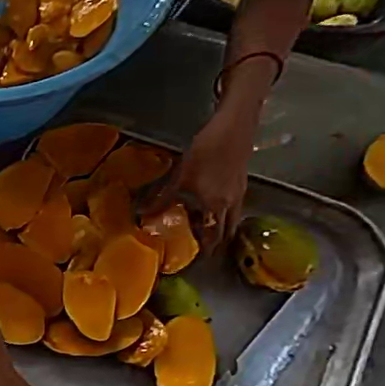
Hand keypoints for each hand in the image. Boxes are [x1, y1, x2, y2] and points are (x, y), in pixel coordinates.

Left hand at [161, 105, 254, 251]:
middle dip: (215, 242)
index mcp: (217, 205)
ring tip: (203, 234)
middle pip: (225, 229)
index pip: (213, 235)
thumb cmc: (207, 151)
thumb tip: (143, 216)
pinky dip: (222, 213)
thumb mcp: (180, 177)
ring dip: (219, 228)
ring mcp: (240, 191)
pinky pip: (233, 205)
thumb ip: (163, 199)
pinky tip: (209, 210)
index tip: (197, 261)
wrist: (235, 124)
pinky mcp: (242, 180)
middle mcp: (233, 202)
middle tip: (200, 251)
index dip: (206, 249)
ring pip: (231, 217)